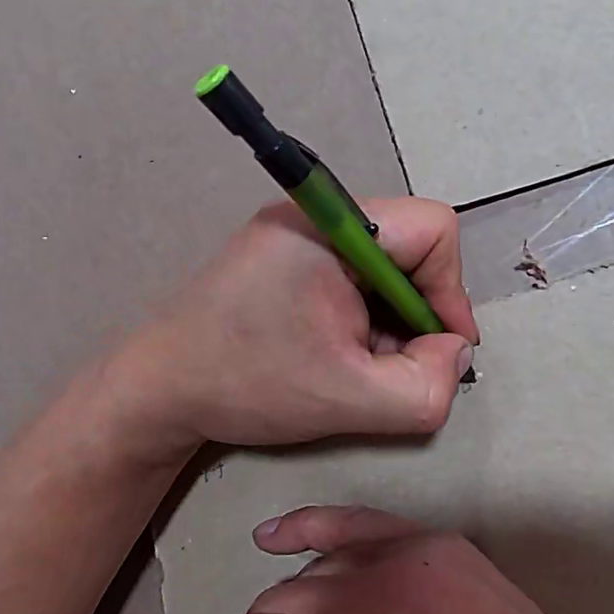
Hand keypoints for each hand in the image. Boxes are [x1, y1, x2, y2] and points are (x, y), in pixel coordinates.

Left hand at [111, 198, 479, 462]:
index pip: (432, 229)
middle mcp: (312, 214)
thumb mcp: (350, 399)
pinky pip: (349, 275)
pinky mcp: (281, 255)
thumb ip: (427, 384)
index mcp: (328, 225)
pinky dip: (359, 316)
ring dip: (386, 319)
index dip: (448, 290)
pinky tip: (332, 354)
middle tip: (392, 365)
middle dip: (415, 312)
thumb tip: (454, 351)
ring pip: (379, 266)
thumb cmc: (246, 383)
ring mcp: (293, 232)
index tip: (437, 347)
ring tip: (354, 366)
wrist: (159, 387)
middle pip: (408, 246)